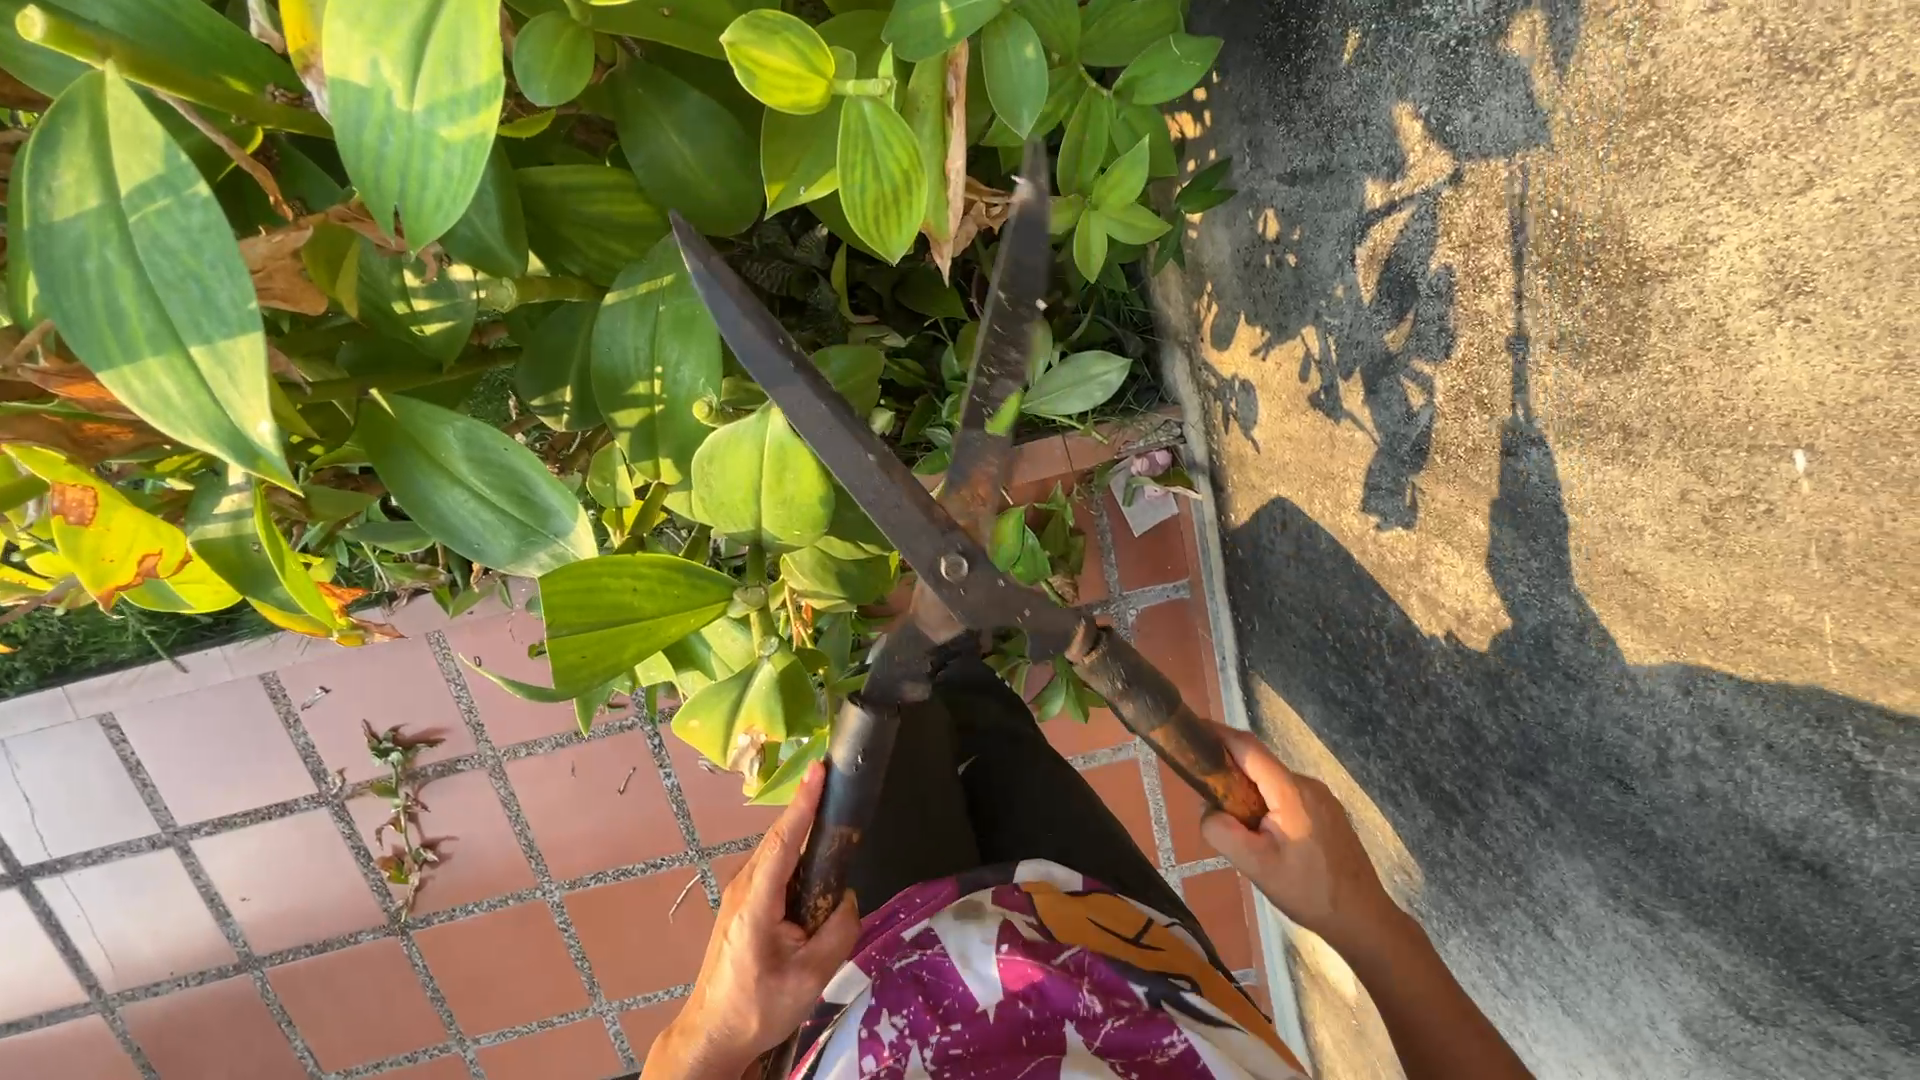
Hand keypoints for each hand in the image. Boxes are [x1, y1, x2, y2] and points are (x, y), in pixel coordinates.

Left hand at [647, 761, 859, 1078]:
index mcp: (756, 900)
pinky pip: (776, 871)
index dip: (803, 802)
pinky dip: (798, 862)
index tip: (818, 769)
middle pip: (782, 839)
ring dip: (806, 841)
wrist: (713, 1036)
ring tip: (837, 832)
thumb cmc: (757, 1007)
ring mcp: (740, 894)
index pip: (783, 840)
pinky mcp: (743, 904)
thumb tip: (849, 900)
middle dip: (810, 812)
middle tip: (843, 794)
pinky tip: (818, 873)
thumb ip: (839, 931)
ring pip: (779, 855)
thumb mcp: (810, 976)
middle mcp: (743, 886)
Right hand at [1200, 725, 1400, 951]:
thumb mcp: (1255, 867)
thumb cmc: (1308, 892)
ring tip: (1235, 824)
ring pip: (1271, 780)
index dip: (1218, 733)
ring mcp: (1321, 796)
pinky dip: (1265, 802)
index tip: (1191, 729)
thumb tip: (1207, 809)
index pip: (1248, 748)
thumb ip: (1221, 831)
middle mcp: (1307, 784)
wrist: (1364, 919)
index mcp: (1291, 792)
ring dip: (1247, 791)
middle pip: (1258, 763)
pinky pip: (1285, 794)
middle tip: (1205, 794)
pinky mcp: (1326, 810)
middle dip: (1228, 770)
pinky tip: (1262, 834)